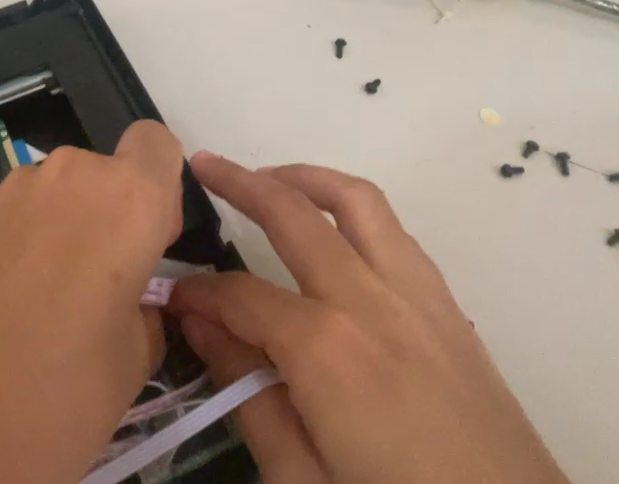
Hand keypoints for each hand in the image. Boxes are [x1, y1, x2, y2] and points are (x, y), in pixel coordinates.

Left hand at [0, 120, 186, 483]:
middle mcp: (72, 175)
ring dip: (70, 228)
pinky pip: (24, 210)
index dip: (162, 187)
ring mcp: (14, 189)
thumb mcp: (134, 363)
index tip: (151, 242)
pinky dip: (30, 239)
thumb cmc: (57, 389)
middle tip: (103, 288)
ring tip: (51, 303)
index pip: (158, 143)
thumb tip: (134, 303)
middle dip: (114, 217)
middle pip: (108, 173)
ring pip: (63, 193)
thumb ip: (147, 311)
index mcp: (127, 199)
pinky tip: (11, 300)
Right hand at [169, 152, 566, 483]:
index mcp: (326, 347)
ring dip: (306, 178)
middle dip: (241, 183)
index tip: (170, 295)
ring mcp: (417, 295)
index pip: (240, 294)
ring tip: (270, 178)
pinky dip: (353, 212)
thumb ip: (247, 394)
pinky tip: (335, 235)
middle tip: (204, 166)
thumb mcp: (301, 480)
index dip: (198, 291)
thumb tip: (199, 323)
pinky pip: (395, 233)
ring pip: (357, 201)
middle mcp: (369, 299)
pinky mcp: (448, 308)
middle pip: (294, 214)